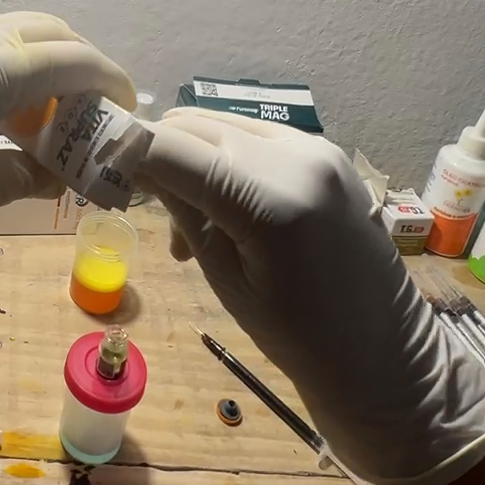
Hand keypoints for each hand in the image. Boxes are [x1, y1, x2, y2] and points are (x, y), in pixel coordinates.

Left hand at [0, 11, 134, 359]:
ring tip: (46, 113)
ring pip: (5, 38)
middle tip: (89, 102)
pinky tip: (0, 118)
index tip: (128, 105)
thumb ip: (32, 170)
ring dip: (37, 63)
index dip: (108, 78)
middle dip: (76, 58)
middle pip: (42, 30)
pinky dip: (3, 74)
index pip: (72, 58)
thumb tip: (63, 171)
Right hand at [140, 108, 484, 484]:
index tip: (95, 165)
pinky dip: (223, 157)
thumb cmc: (300, 341)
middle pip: (194, 126)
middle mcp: (295, 156)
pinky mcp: (324, 151)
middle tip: (130, 192)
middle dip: (154, 151)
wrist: (389, 360)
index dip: (125, 152)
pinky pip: (253, 137)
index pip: (171, 149)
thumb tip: (134, 167)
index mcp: (269, 200)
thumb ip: (182, 212)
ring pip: (221, 124)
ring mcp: (315, 147)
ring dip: (188, 154)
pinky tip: (221, 203)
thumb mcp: (226, 279)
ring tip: (181, 215)